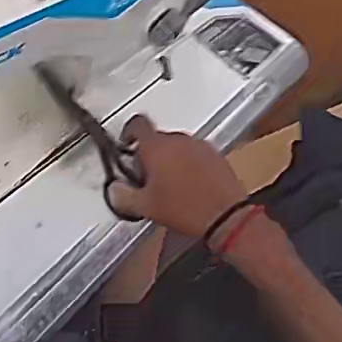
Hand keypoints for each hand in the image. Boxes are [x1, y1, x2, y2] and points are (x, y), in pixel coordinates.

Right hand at [109, 114, 249, 239]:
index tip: (128, 144)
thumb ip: (123, 195)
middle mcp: (177, 140)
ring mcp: (199, 146)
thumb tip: (116, 191)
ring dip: (171, 159)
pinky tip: (190, 185)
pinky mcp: (216, 155)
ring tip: (170, 184)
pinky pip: (196, 154)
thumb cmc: (186, 208)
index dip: (129, 132)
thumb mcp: (146, 206)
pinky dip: (191, 164)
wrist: (226, 217)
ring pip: (177, 146)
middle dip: (151, 154)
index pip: (137, 124)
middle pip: (157, 138)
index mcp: (155, 147)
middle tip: (148, 176)